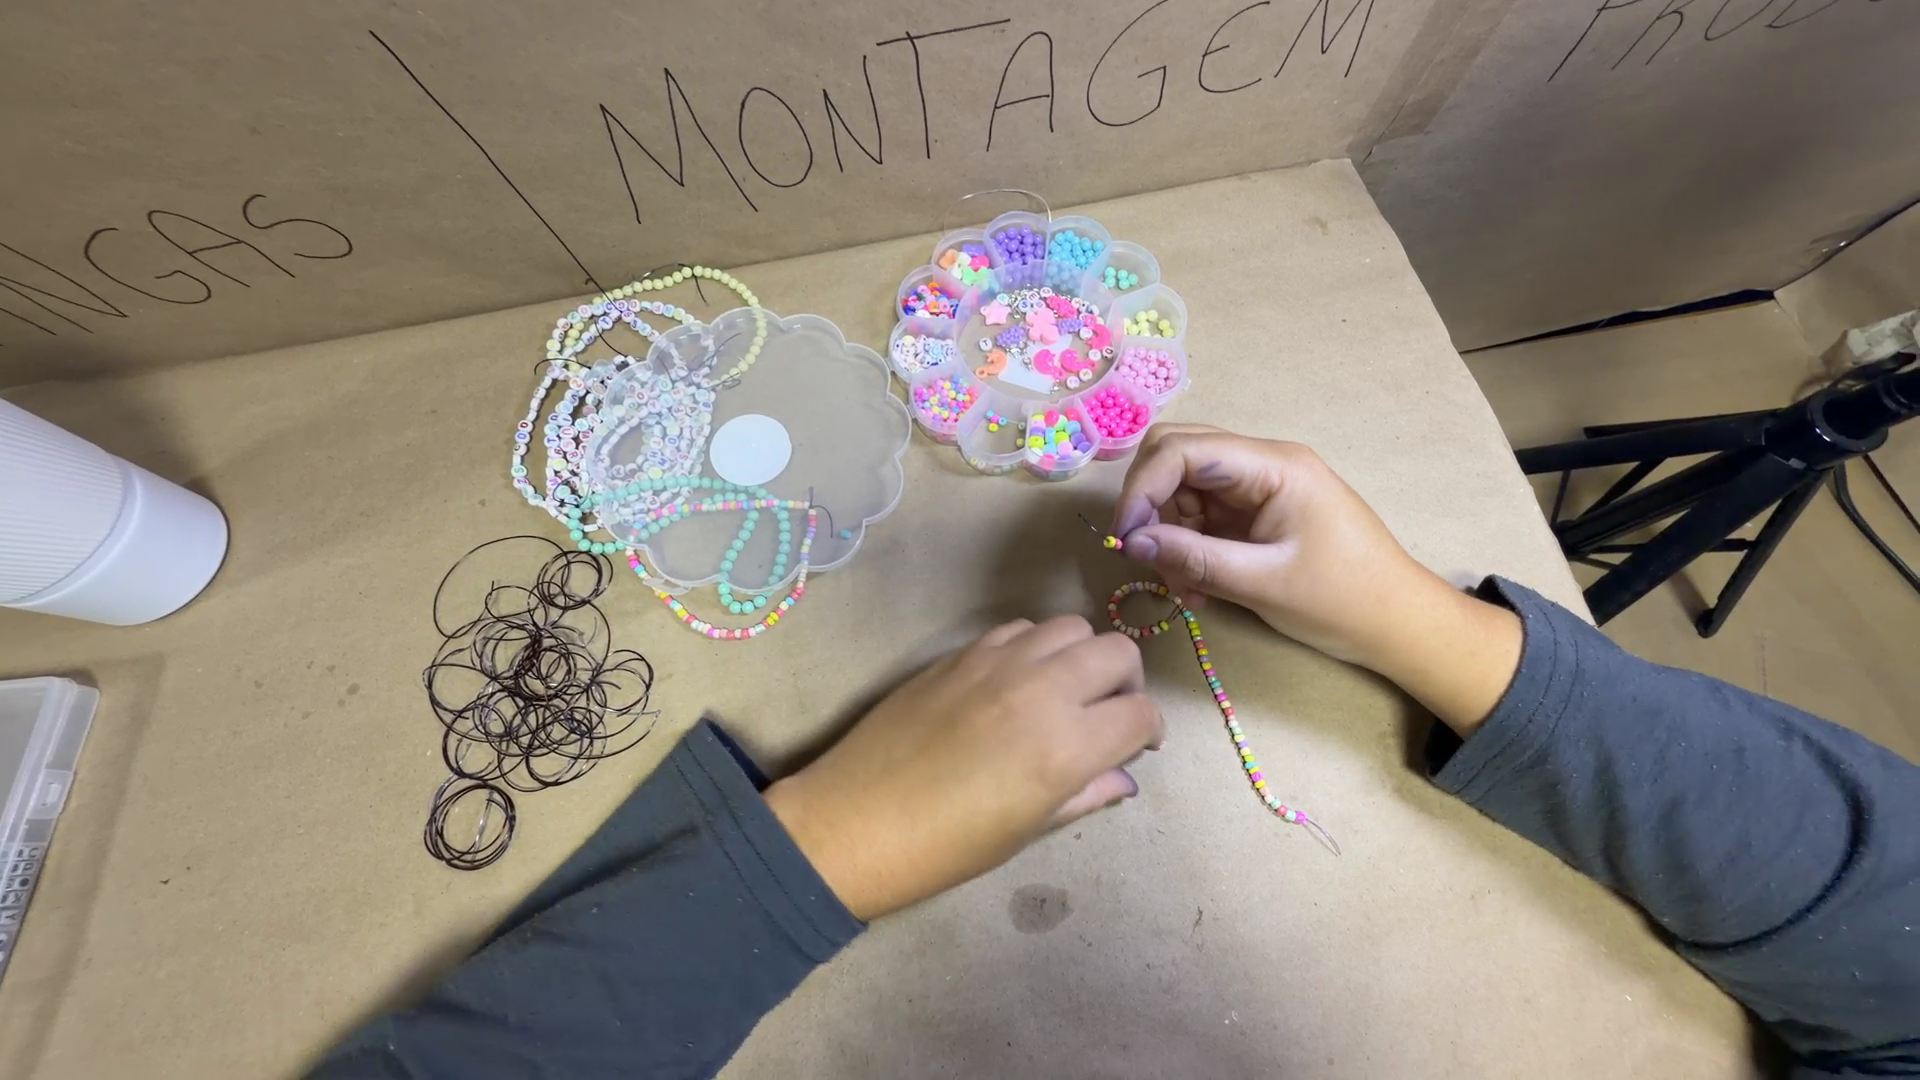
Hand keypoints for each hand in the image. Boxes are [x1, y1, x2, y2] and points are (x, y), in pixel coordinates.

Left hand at [764, 616, 1161, 920]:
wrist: (854, 821)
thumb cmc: (944, 847)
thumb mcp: (1026, 831)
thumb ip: (1085, 794)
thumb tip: (1123, 777)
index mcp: (1064, 746)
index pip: (1140, 714)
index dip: (1149, 731)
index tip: (1138, 745)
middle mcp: (1040, 689)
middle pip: (1118, 651)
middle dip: (1127, 681)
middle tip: (1107, 712)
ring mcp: (997, 661)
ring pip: (1070, 626)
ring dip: (1081, 656)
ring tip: (1062, 690)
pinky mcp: (961, 651)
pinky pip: (1019, 628)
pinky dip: (1034, 647)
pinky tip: (1015, 679)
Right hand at [1111, 424, 1429, 665]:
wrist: (1396, 623)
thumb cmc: (1343, 600)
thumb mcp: (1263, 583)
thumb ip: (1193, 558)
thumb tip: (1131, 542)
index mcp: (1273, 466)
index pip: (1183, 449)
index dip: (1142, 487)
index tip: (1126, 539)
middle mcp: (1260, 463)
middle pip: (1175, 453)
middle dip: (1148, 501)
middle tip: (1143, 552)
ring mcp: (1254, 485)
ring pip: (1179, 486)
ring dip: (1165, 531)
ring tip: (1181, 584)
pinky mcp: (1249, 510)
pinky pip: (1196, 514)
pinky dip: (1182, 545)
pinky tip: (1193, 584)